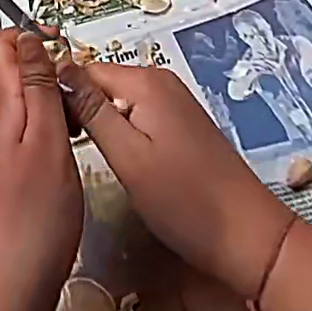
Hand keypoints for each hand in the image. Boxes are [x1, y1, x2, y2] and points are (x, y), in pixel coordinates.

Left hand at [0, 30, 81, 310]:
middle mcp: (6, 114)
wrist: (18, 271)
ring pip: (31, 93)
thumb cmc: (35, 210)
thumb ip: (38, 87)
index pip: (2, 46)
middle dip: (45, 55)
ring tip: (85, 98)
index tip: (60, 37)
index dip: (26, 31)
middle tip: (79, 68)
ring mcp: (15, 138)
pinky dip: (61, 114)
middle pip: (16, 66)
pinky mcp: (27, 161)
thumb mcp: (44, 138)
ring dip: (56, 85)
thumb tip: (29, 37)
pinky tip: (80, 130)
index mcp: (7, 103)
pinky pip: (41, 120)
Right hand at [56, 61, 295, 302]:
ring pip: (117, 98)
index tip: (66, 134)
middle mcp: (160, 79)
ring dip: (106, 123)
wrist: (255, 243)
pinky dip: (127, 130)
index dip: (67, 99)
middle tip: (87, 151)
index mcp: (145, 81)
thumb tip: (56, 67)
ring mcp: (174, 98)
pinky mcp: (181, 118)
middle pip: (100, 82)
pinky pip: (137, 110)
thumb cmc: (186, 202)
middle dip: (87, 111)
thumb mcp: (127, 156)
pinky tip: (133, 160)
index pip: (83, 71)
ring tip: (113, 159)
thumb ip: (90, 108)